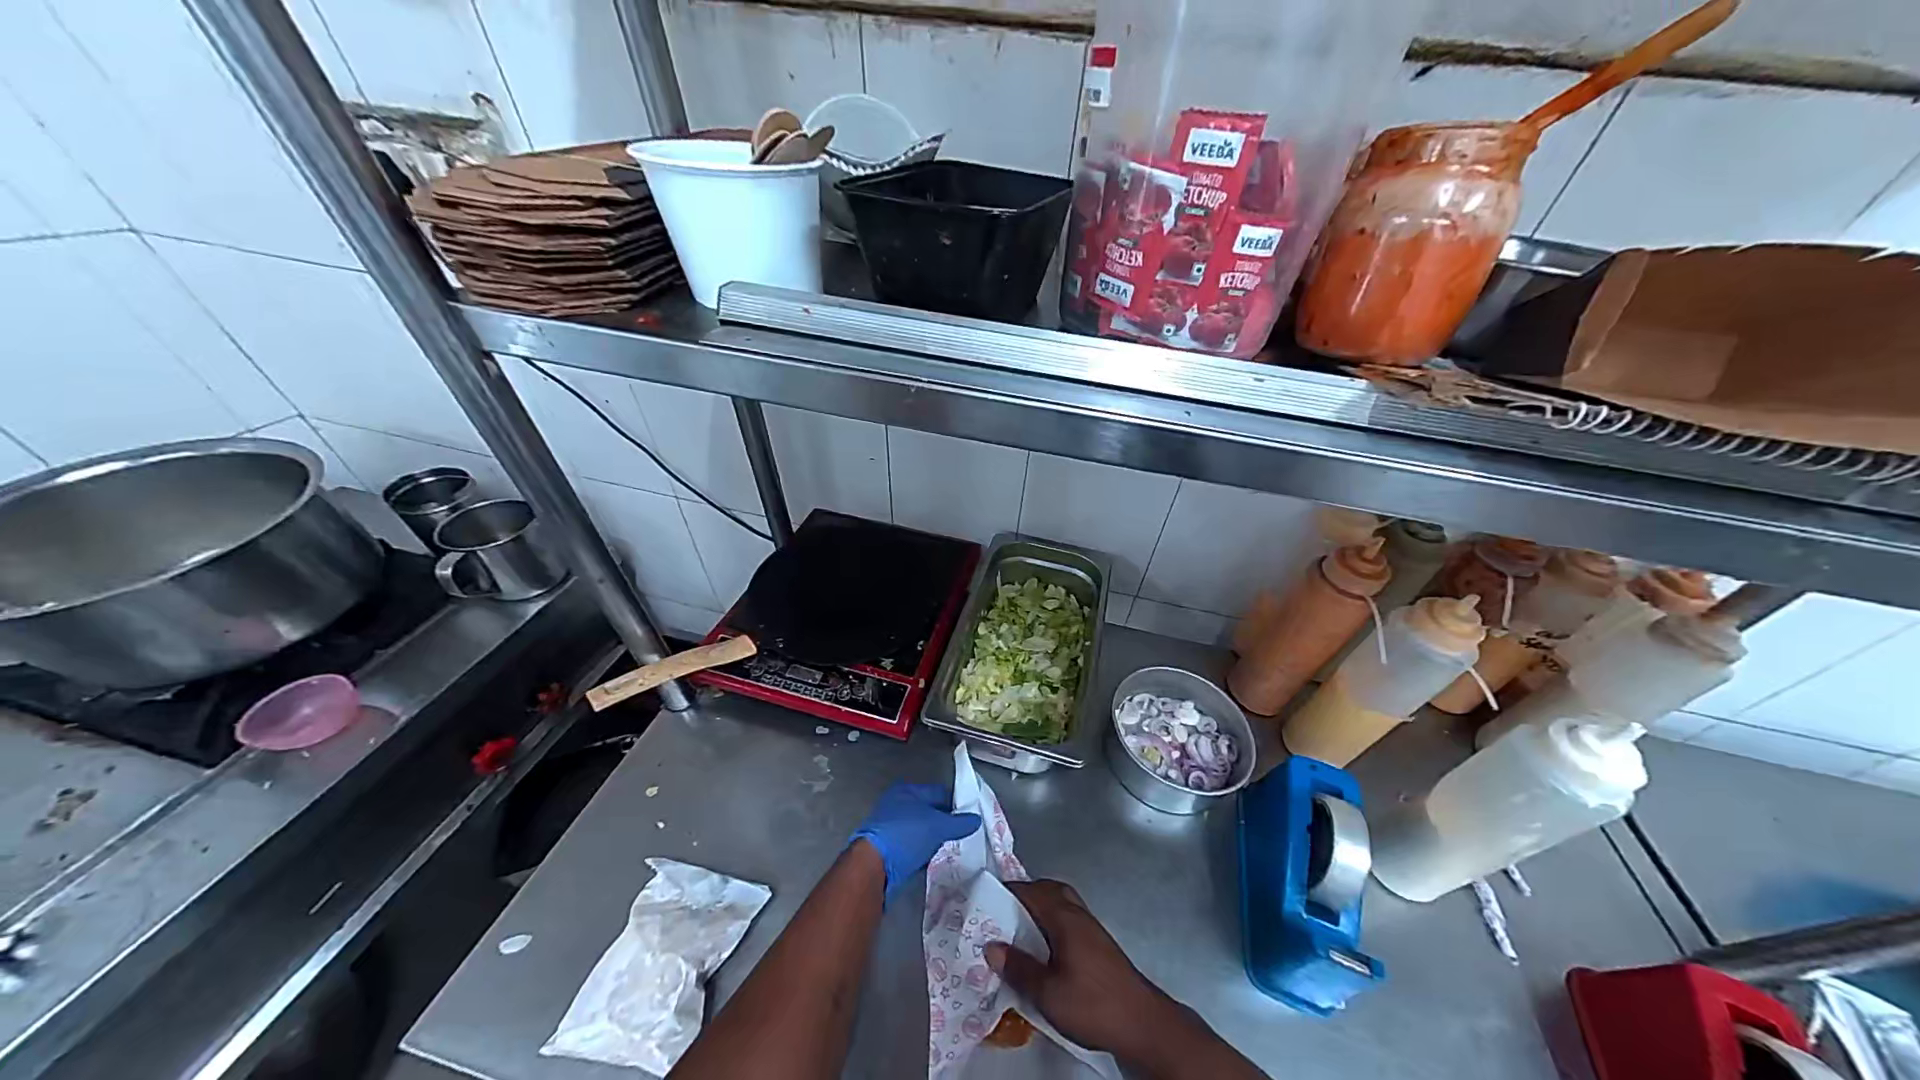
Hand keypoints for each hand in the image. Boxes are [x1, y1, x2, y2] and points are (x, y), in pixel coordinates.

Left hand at [849, 783, 979, 900]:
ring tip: (954, 848)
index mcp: (906, 791)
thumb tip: (976, 820)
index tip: (971, 816)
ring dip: (935, 839)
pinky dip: (925, 851)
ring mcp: (892, 828)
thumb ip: (958, 823)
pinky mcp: (890, 849)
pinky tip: (936, 859)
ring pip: (922, 831)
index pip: (939, 792)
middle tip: (964, 834)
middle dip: (946, 823)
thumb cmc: (905, 835)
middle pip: (930, 812)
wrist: (873, 866)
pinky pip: (914, 847)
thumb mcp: (937, 826)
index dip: (956, 803)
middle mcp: (897, 805)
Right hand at [984, 880, 1173, 1062]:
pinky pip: (1068, 919)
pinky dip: (1051, 922)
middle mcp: (1078, 914)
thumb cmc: (1092, 1004)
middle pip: (1048, 890)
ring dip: (1039, 909)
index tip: (984, 902)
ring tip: (1018, 932)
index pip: (1029, 890)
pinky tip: (1043, 949)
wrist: (1142, 1024)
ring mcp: (1091, 928)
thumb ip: (1018, 968)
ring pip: (1060, 904)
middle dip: (1023, 896)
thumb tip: (991, 947)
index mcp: (1064, 917)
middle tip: (1001, 915)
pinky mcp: (1098, 944)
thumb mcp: (1047, 993)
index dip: (1005, 892)